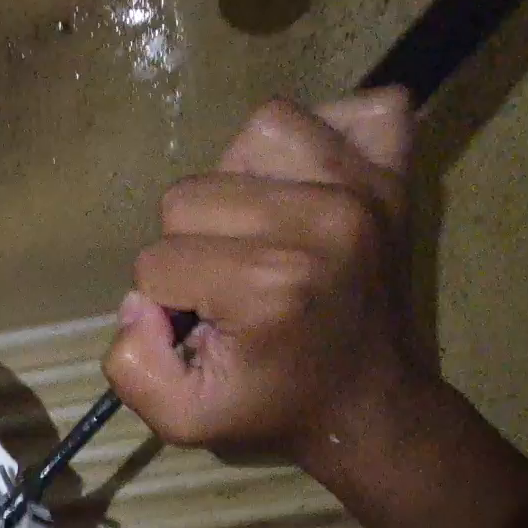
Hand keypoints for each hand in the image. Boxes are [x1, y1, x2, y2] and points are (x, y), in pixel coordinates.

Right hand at [105, 88, 435, 471]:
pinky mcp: (395, 169)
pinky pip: (353, 108)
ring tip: (252, 233)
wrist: (367, 406)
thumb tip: (138, 302)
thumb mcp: (178, 419)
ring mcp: (365, 185)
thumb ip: (131, 365)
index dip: (160, 301)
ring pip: (254, 136)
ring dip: (236, 185)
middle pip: (189, 196)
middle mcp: (320, 220)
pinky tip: (303, 191)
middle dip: (187, 246)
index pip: (155, 262)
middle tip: (222, 287)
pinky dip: (320, 141)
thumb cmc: (270, 411)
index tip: (197, 328)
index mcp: (267, 286)